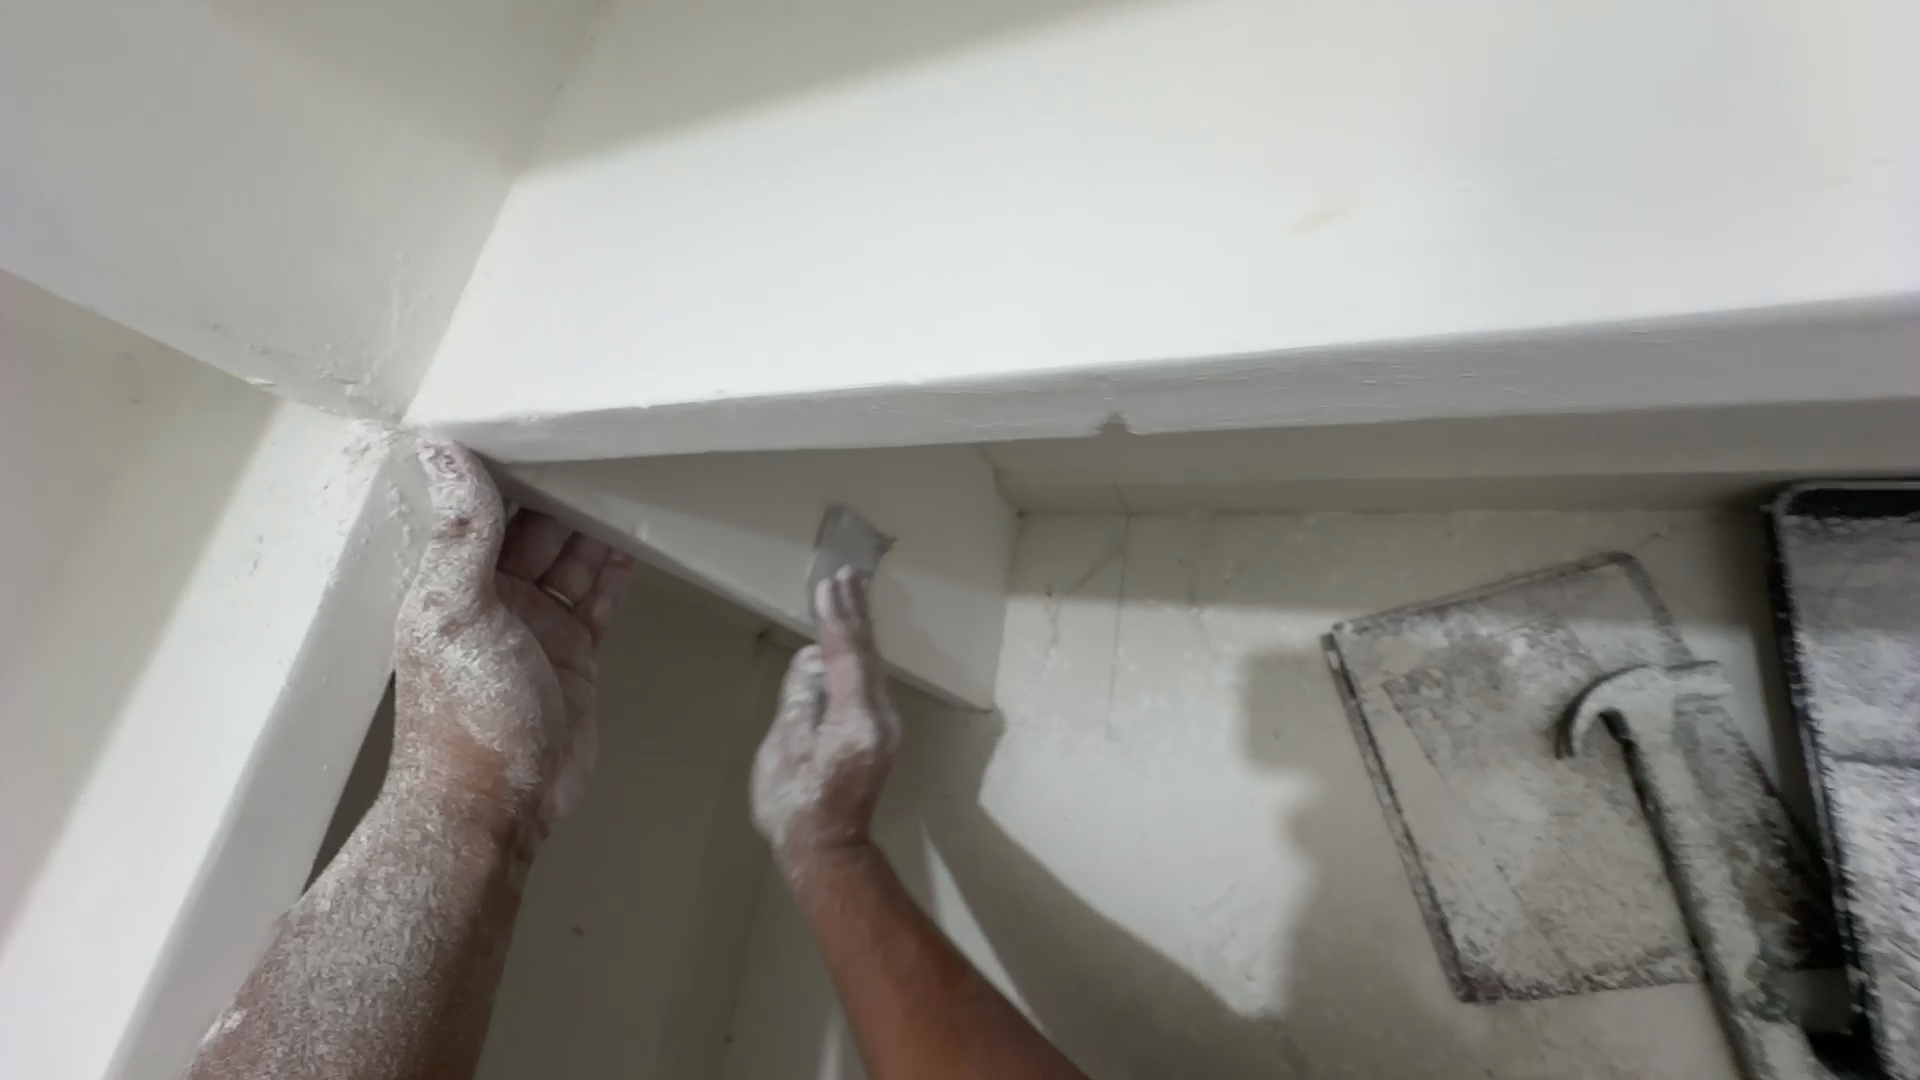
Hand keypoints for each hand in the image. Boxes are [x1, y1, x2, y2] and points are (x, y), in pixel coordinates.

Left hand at [393, 440, 635, 838]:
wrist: (503, 800)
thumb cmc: (468, 711)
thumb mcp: (457, 613)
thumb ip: (460, 534)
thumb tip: (439, 450)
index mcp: (454, 585)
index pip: (484, 513)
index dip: (509, 473)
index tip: (539, 432)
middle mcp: (496, 599)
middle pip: (536, 533)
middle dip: (563, 497)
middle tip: (602, 454)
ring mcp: (541, 626)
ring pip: (573, 562)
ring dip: (597, 530)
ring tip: (629, 488)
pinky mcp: (578, 651)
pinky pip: (600, 598)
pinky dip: (617, 571)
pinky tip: (636, 543)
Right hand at [751, 570, 903, 873]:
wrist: (829, 848)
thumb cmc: (795, 805)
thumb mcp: (784, 750)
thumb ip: (800, 698)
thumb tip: (814, 658)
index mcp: (856, 721)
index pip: (846, 656)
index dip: (835, 620)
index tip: (828, 586)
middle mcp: (882, 716)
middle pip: (868, 653)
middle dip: (856, 612)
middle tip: (848, 575)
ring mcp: (887, 723)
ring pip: (873, 663)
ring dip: (860, 628)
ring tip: (851, 592)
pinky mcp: (883, 728)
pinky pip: (871, 678)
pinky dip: (861, 651)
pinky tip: (853, 637)